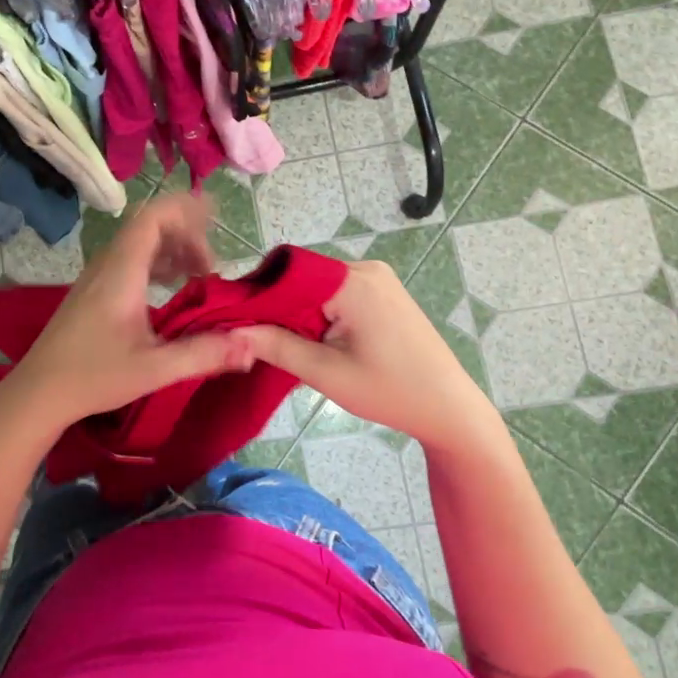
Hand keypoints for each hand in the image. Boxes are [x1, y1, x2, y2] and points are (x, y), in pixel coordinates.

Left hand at [0, 193, 254, 432]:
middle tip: (212, 265)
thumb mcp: (154, 369)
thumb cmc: (93, 376)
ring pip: (139, 243)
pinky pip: (130, 260)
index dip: (185, 210)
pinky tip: (172, 288)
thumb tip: (250, 346)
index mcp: (122, 271)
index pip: (153, 217)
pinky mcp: (93, 291)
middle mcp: (108, 264)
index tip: (216, 221)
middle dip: (186, 233)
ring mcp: (97, 277)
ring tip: (200, 275)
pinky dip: (157, 263)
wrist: (38, 391)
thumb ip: (202, 354)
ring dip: (172, 249)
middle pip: (149, 225)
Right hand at [231, 260, 496, 448]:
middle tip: (257, 340)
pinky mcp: (384, 292)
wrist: (449, 409)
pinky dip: (320, 313)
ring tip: (284, 344)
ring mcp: (378, 279)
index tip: (236, 324)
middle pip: (302, 278)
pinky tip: (315, 341)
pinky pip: (337, 293)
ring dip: (299, 312)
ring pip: (318, 287)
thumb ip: (275, 346)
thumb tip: (227, 331)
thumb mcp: (325, 372)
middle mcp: (366, 269)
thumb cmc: (389, 392)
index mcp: (354, 282)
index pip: (288, 273)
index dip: (259, 296)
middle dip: (279, 307)